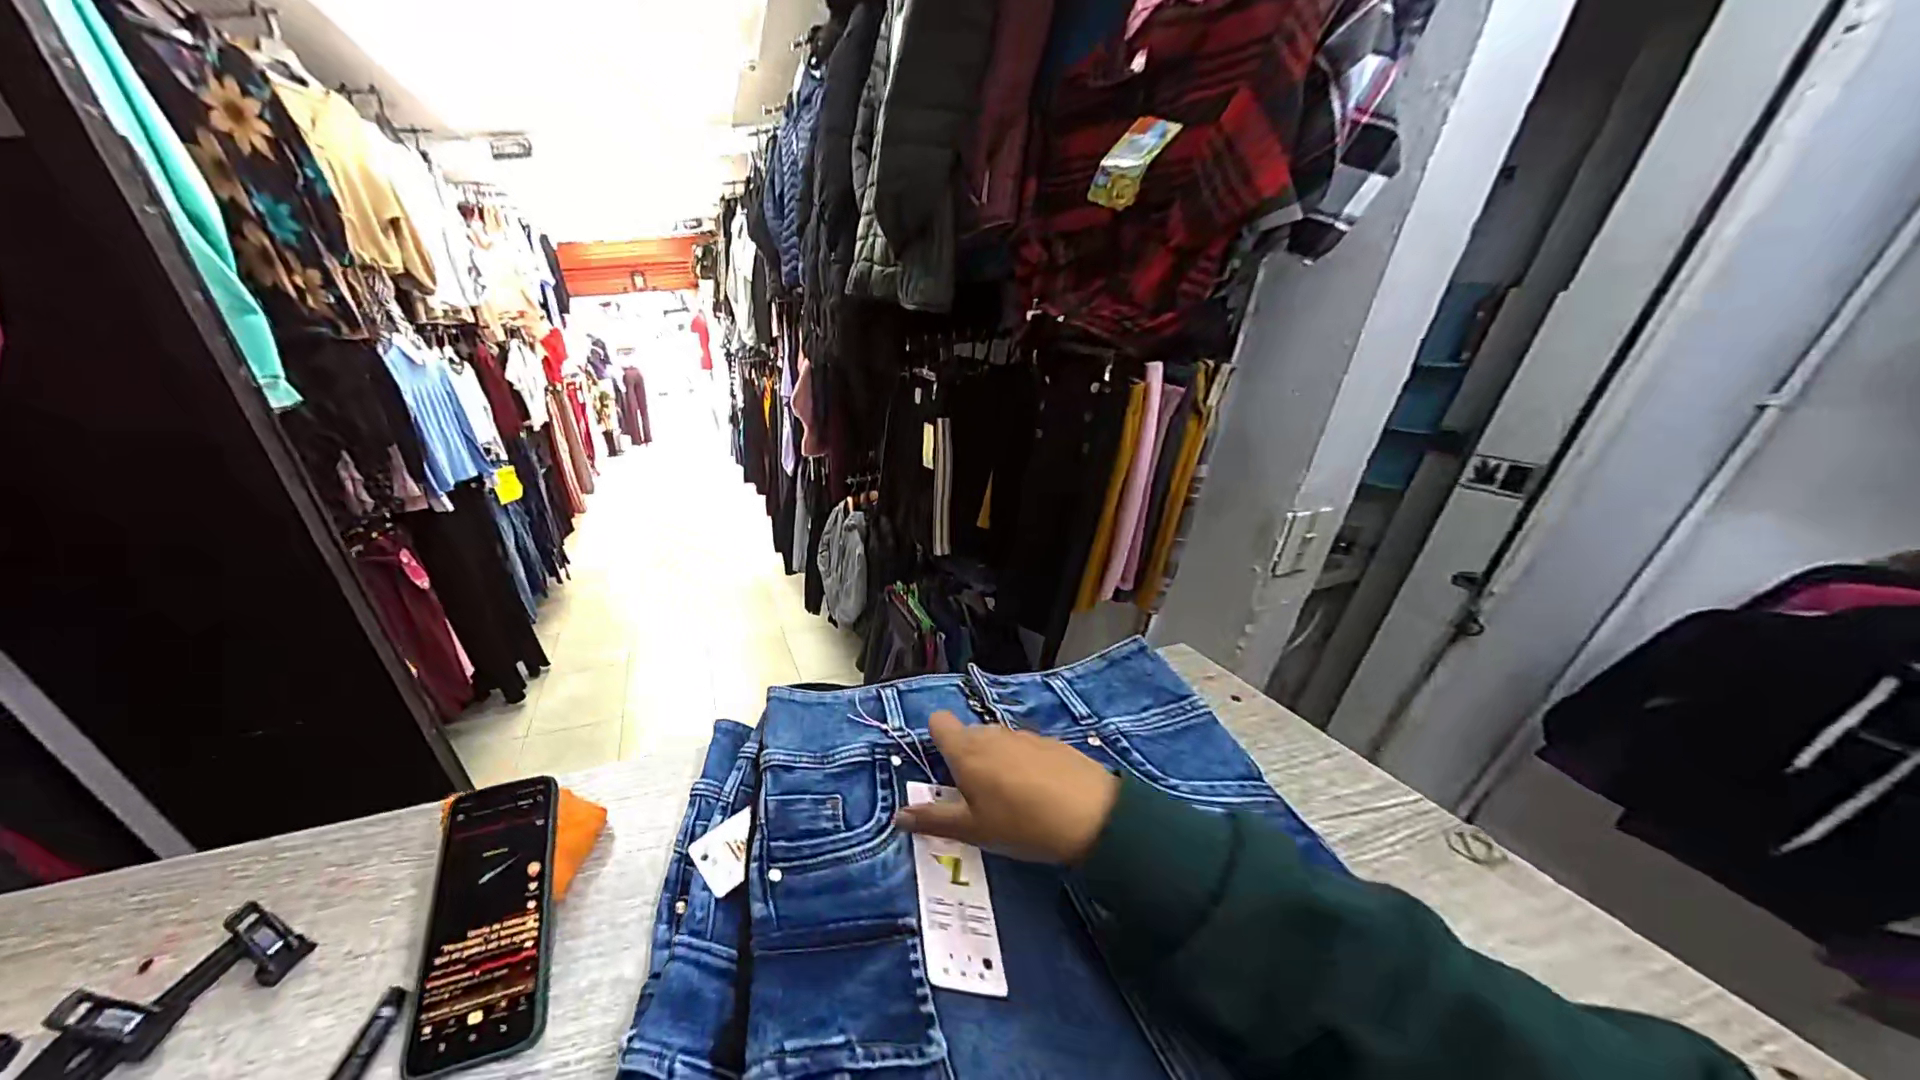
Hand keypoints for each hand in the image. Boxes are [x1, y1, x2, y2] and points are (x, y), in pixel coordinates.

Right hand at [893, 710, 1120, 864]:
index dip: (936, 739)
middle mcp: (992, 733)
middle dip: (965, 758)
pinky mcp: (1050, 742)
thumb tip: (900, 815)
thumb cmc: (1021, 823)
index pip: (939, 721)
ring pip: (996, 741)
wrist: (1092, 815)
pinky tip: (1037, 793)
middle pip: (967, 735)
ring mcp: (1023, 734)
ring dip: (994, 762)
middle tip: (974, 797)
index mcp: (966, 749)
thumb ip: (934, 819)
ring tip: (1008, 800)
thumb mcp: (973, 830)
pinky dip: (1022, 764)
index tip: (942, 768)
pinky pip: (1023, 748)